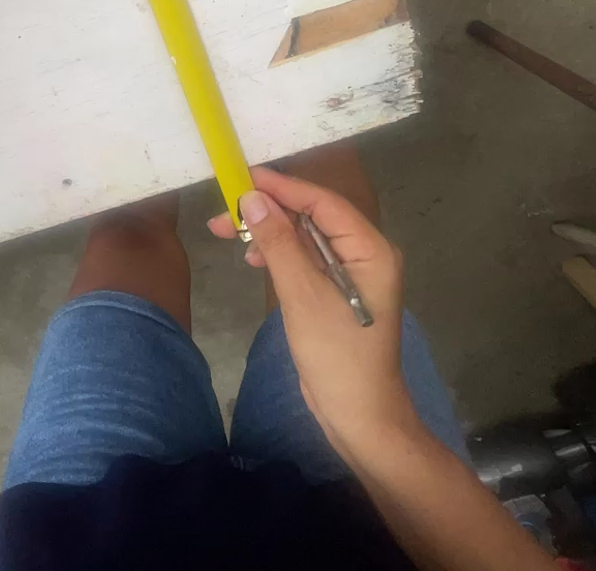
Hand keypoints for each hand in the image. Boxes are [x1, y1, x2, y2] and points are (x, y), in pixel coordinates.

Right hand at [208, 167, 425, 465]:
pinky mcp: (335, 289)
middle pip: (311, 215)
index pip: (322, 202)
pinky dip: (277, 252)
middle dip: (268, 210)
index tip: (241, 178)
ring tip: (228, 232)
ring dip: (268, 230)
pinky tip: (253, 257)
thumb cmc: (337, 355)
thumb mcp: (302, 295)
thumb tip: (252, 198)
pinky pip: (304, 256)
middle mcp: (364, 253)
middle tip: (224, 212)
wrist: (359, 416)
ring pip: (303, 234)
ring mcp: (350, 272)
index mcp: (371, 249)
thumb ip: (279, 242)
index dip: (282, 187)